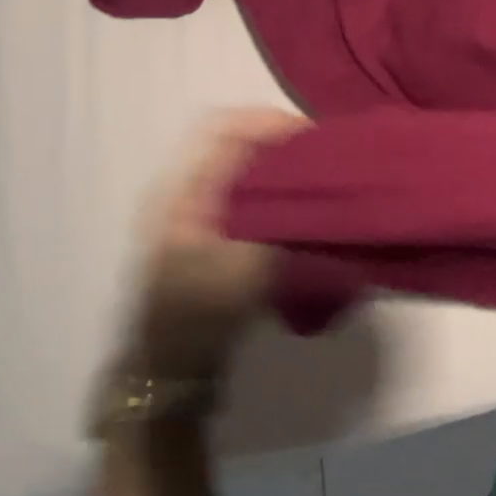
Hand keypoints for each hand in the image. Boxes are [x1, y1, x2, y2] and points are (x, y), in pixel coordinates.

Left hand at [127, 108, 309, 380]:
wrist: (168, 372)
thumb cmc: (202, 312)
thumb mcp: (249, 262)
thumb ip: (285, 215)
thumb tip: (324, 178)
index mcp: (181, 190)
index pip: (226, 126)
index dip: (272, 122)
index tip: (316, 139)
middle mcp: (182, 192)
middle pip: (238, 143)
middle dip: (285, 145)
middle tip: (327, 160)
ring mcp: (192, 214)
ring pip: (245, 168)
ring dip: (283, 169)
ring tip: (322, 182)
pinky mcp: (208, 236)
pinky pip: (247, 193)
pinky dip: (277, 192)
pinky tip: (303, 211)